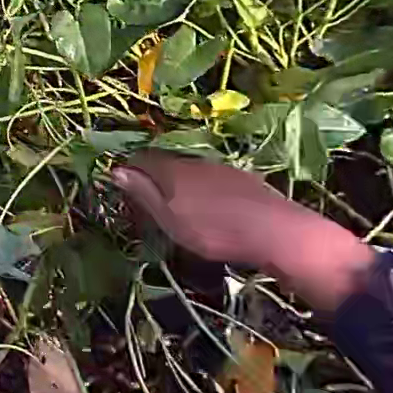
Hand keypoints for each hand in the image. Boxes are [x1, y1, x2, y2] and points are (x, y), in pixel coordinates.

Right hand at [110, 151, 374, 310]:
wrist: (277, 233)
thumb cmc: (214, 230)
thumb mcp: (170, 219)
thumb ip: (143, 193)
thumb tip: (115, 170)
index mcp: (171, 169)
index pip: (140, 159)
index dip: (129, 173)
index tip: (125, 192)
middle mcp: (193, 161)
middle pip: (164, 163)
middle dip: (153, 178)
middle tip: (149, 205)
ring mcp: (220, 168)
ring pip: (189, 170)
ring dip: (179, 184)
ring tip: (179, 209)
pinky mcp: (242, 179)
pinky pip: (210, 179)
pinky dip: (202, 190)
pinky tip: (210, 209)